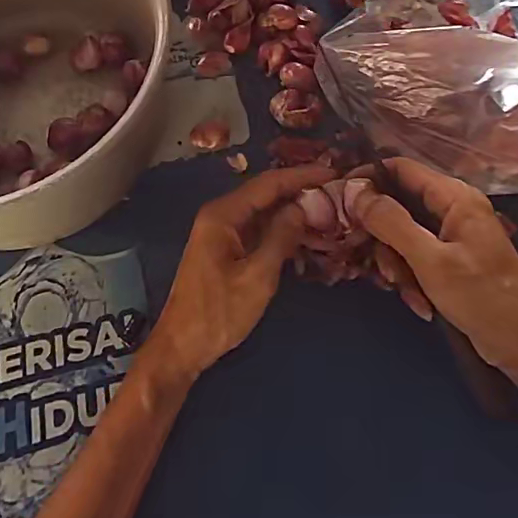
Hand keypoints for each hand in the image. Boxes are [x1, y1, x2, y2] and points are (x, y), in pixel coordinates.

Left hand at [145, 165, 334, 384]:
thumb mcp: (257, 276)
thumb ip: (280, 238)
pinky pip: (256, 229)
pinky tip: (303, 233)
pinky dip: (279, 228)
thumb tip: (301, 207)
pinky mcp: (225, 250)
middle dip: (297, 189)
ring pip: (261, 212)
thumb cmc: (218, 312)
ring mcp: (220, 233)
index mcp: (222, 215)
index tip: (331, 171)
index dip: (300, 176)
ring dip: (290, 209)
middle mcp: (220, 216)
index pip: (267, 184)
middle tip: (335, 188)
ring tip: (327, 207)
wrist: (182, 346)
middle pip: (263, 194)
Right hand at [346, 158, 517, 379]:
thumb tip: (353, 190)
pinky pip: (414, 254)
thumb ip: (390, 221)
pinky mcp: (450, 257)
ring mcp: (452, 233)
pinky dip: (411, 276)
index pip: (400, 168)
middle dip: (383, 237)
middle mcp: (452, 208)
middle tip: (379, 265)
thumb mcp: (429, 260)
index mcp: (454, 197)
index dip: (368, 179)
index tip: (341, 201)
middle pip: (397, 204)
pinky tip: (419, 302)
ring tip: (406, 292)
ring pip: (401, 233)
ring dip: (396, 264)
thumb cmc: (483, 300)